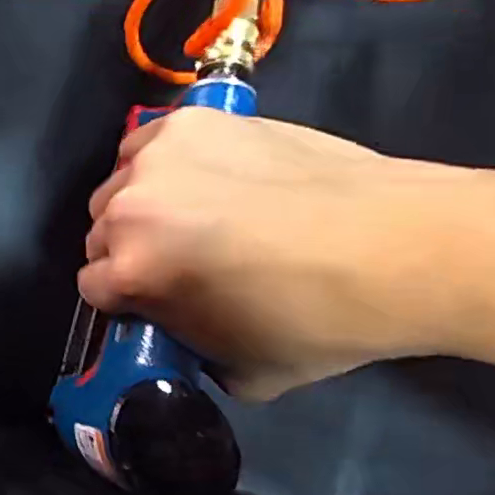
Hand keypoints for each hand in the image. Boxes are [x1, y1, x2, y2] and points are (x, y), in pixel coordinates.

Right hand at [79, 110, 481, 400]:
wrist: (401, 246)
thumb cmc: (319, 318)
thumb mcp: (241, 372)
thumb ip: (185, 351)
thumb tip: (178, 333)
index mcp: (132, 269)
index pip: (92, 285)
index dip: (124, 299)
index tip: (153, 299)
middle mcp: (127, 207)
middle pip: (99, 231)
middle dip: (128, 250)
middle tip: (178, 257)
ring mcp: (158, 156)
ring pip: (118, 186)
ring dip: (140, 204)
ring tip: (193, 211)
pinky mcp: (191, 121)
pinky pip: (147, 145)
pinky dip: (162, 163)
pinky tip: (203, 176)